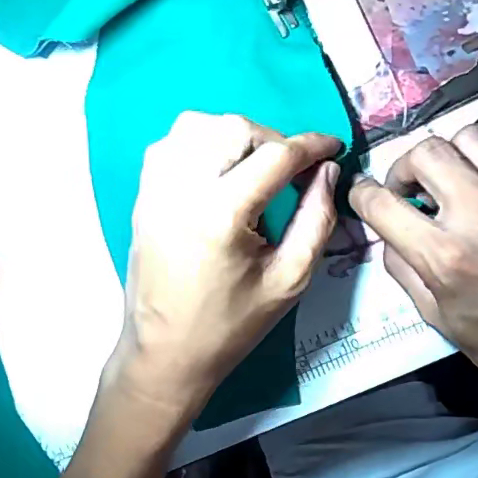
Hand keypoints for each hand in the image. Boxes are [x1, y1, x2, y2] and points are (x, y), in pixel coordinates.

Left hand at [110, 112, 341, 419]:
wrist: (166, 352)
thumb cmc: (232, 324)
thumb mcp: (290, 279)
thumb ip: (317, 219)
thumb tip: (329, 171)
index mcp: (222, 215)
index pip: (275, 155)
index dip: (312, 146)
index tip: (334, 148)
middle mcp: (183, 189)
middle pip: (235, 128)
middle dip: (274, 140)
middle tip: (293, 171)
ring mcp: (156, 188)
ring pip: (199, 124)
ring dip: (237, 136)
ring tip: (257, 167)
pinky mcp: (143, 193)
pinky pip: (173, 141)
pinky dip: (203, 141)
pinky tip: (221, 170)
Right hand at [348, 124, 477, 419]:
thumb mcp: (447, 326)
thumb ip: (409, 275)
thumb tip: (394, 239)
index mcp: (448, 260)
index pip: (383, 203)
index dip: (362, 196)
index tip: (366, 198)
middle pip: (425, 151)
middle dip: (403, 168)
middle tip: (409, 193)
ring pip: (469, 135)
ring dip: (447, 155)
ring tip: (449, 183)